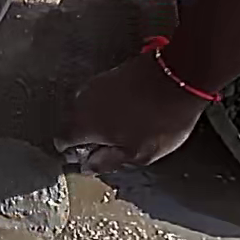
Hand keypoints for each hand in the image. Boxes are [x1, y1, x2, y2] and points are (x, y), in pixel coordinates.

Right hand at [55, 54, 208, 173]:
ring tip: (124, 127)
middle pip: (72, 124)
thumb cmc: (159, 120)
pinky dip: (109, 106)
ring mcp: (93, 85)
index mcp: (80, 124)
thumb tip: (88, 166)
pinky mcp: (109, 74)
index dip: (74, 153)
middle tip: (111, 145)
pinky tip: (130, 111)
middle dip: (86, 136)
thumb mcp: (138, 153)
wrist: (179, 75)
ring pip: (86, 109)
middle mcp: (80, 102)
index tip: (92, 157)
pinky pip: (100, 96)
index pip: (60, 142)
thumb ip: (107, 162)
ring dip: (98, 119)